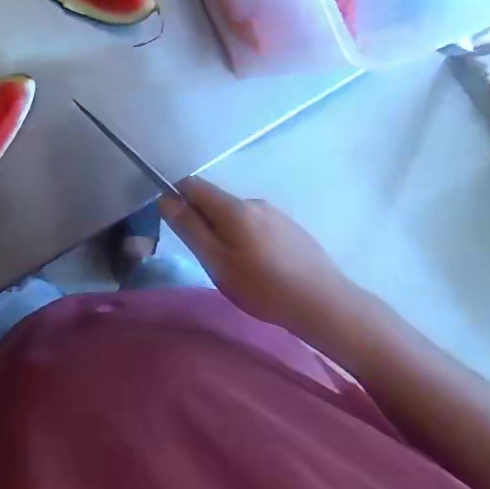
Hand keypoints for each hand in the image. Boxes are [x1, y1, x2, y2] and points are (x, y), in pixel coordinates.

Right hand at [161, 178, 365, 340]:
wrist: (323, 303)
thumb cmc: (262, 286)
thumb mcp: (216, 261)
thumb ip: (189, 228)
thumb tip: (166, 200)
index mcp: (233, 207)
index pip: (192, 185)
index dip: (175, 198)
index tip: (175, 227)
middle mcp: (255, 202)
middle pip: (215, 201)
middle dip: (201, 221)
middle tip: (205, 258)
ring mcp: (277, 214)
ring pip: (236, 216)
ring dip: (225, 232)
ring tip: (233, 268)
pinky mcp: (292, 229)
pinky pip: (256, 226)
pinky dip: (246, 239)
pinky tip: (258, 267)